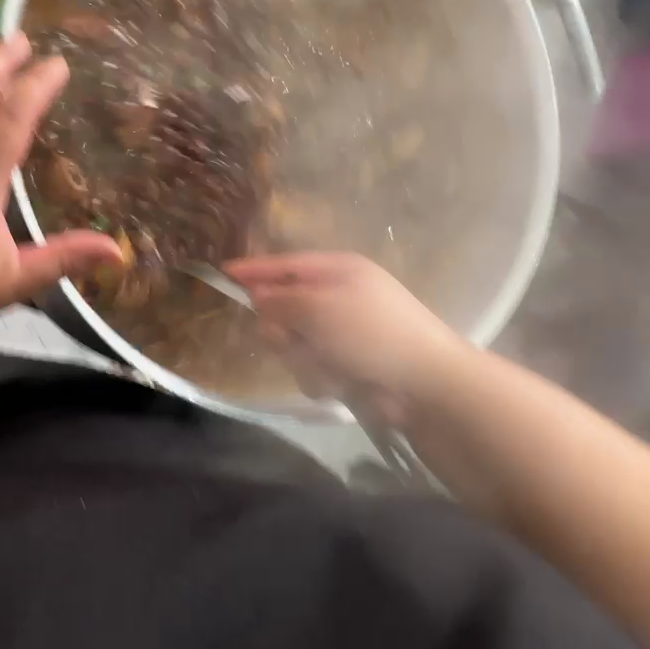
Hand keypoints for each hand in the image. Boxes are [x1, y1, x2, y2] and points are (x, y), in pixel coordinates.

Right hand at [224, 252, 475, 422]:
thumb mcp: (317, 307)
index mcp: (337, 271)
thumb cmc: (371, 333)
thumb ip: (279, 300)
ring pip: (295, 345)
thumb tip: (259, 298)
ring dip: (305, 359)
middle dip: (284, 330)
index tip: (223, 273)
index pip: (285, 265)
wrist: (426, 383)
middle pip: (284, 309)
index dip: (254, 270)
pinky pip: (313, 369)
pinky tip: (343, 383)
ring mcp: (346, 334)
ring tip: (331, 368)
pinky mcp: (350, 365)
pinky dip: (323, 378)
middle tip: (294, 340)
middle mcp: (339, 298)